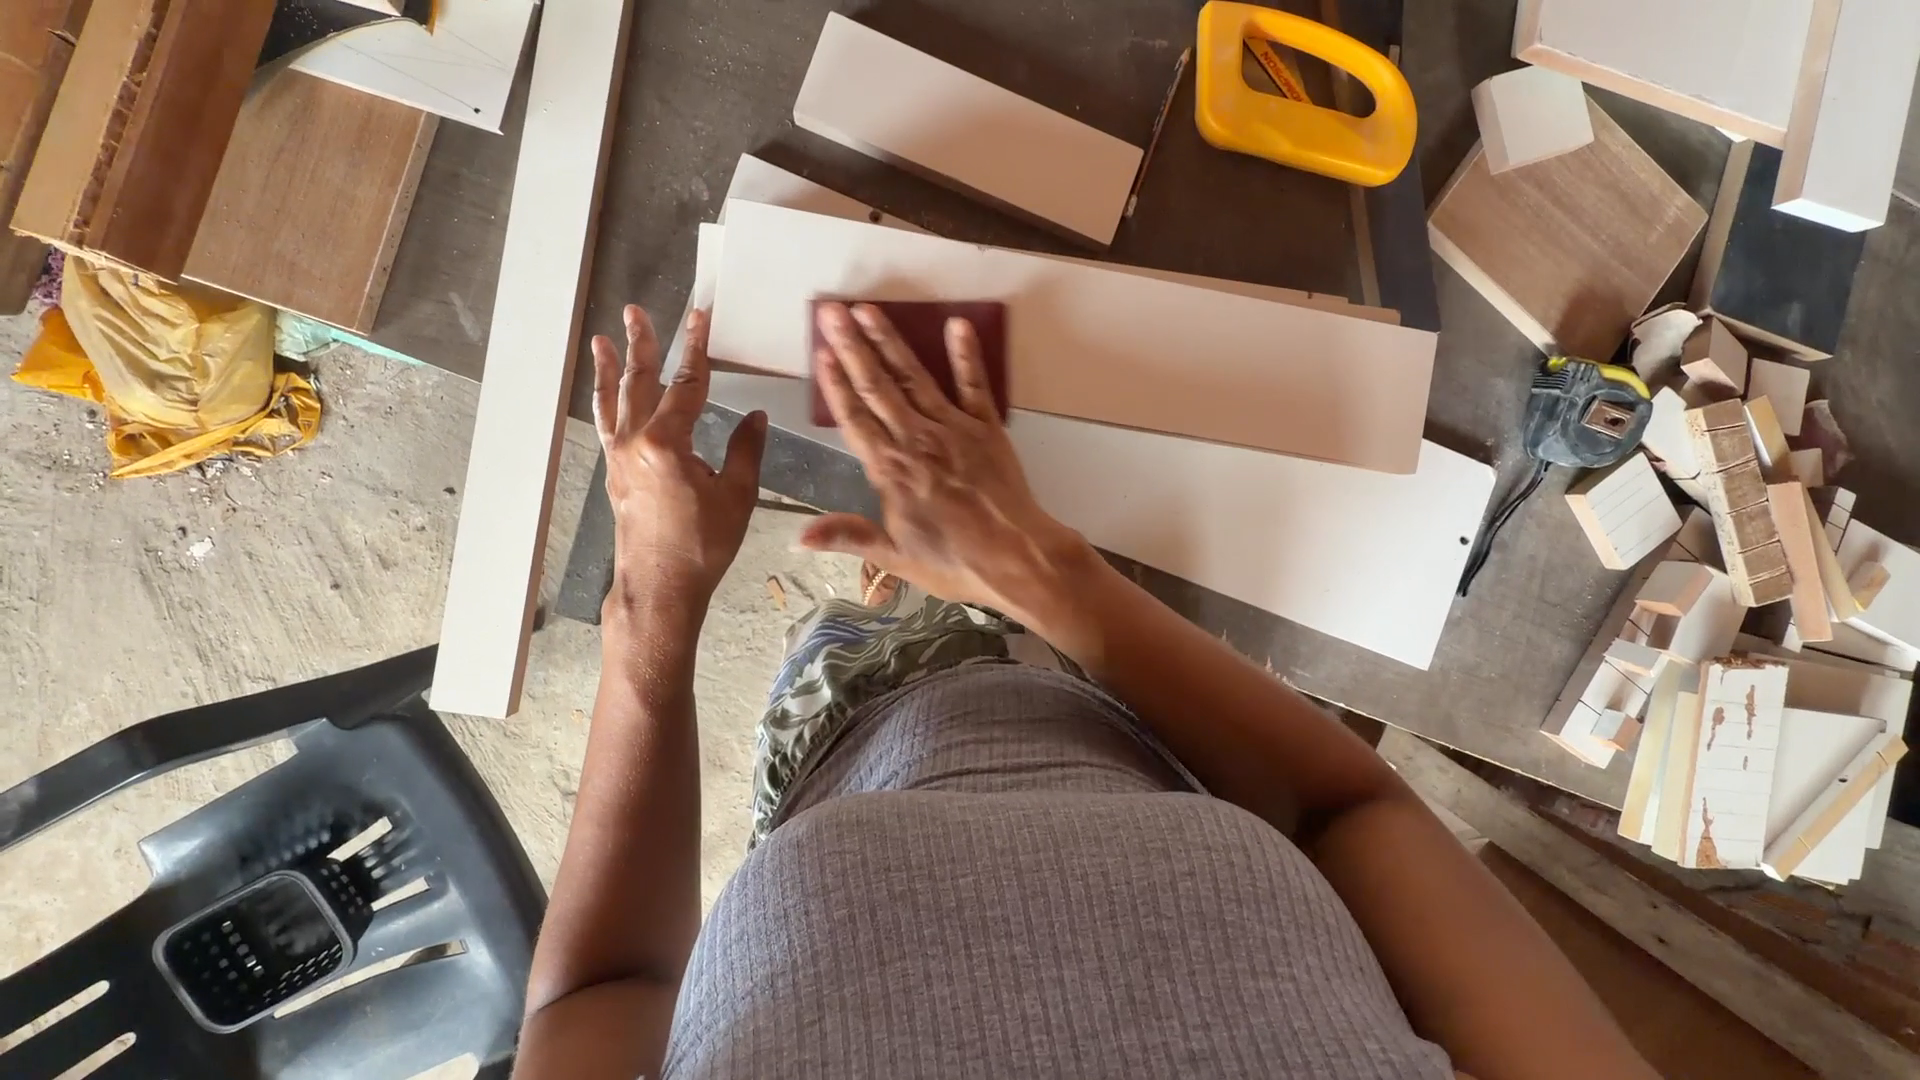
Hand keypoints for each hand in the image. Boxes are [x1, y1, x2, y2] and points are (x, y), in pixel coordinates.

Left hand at [593, 305, 766, 624]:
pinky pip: (608, 427)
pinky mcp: (615, 475)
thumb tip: (755, 416)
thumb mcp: (738, 496)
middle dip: (641, 345)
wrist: (661, 587)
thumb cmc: (703, 545)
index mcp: (666, 444)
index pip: (687, 384)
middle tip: (635, 312)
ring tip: (603, 341)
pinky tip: (610, 398)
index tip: (700, 317)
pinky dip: (606, 404)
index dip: (696, 349)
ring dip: (611, 369)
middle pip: (639, 383)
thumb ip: (746, 450)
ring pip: (613, 403)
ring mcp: (618, 459)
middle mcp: (634, 443)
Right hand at [799, 303, 1095, 626]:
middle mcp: (917, 440)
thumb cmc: (954, 562)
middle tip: (832, 311)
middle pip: (877, 388)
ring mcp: (954, 429)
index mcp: (891, 470)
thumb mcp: (895, 557)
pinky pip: (974, 385)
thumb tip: (798, 537)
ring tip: (868, 310)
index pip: (855, 419)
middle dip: (852, 347)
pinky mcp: (987, 428)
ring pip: (914, 378)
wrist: (1017, 557)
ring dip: (889, 342)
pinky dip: (966, 356)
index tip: (821, 352)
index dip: (835, 385)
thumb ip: (848, 536)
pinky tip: (956, 325)